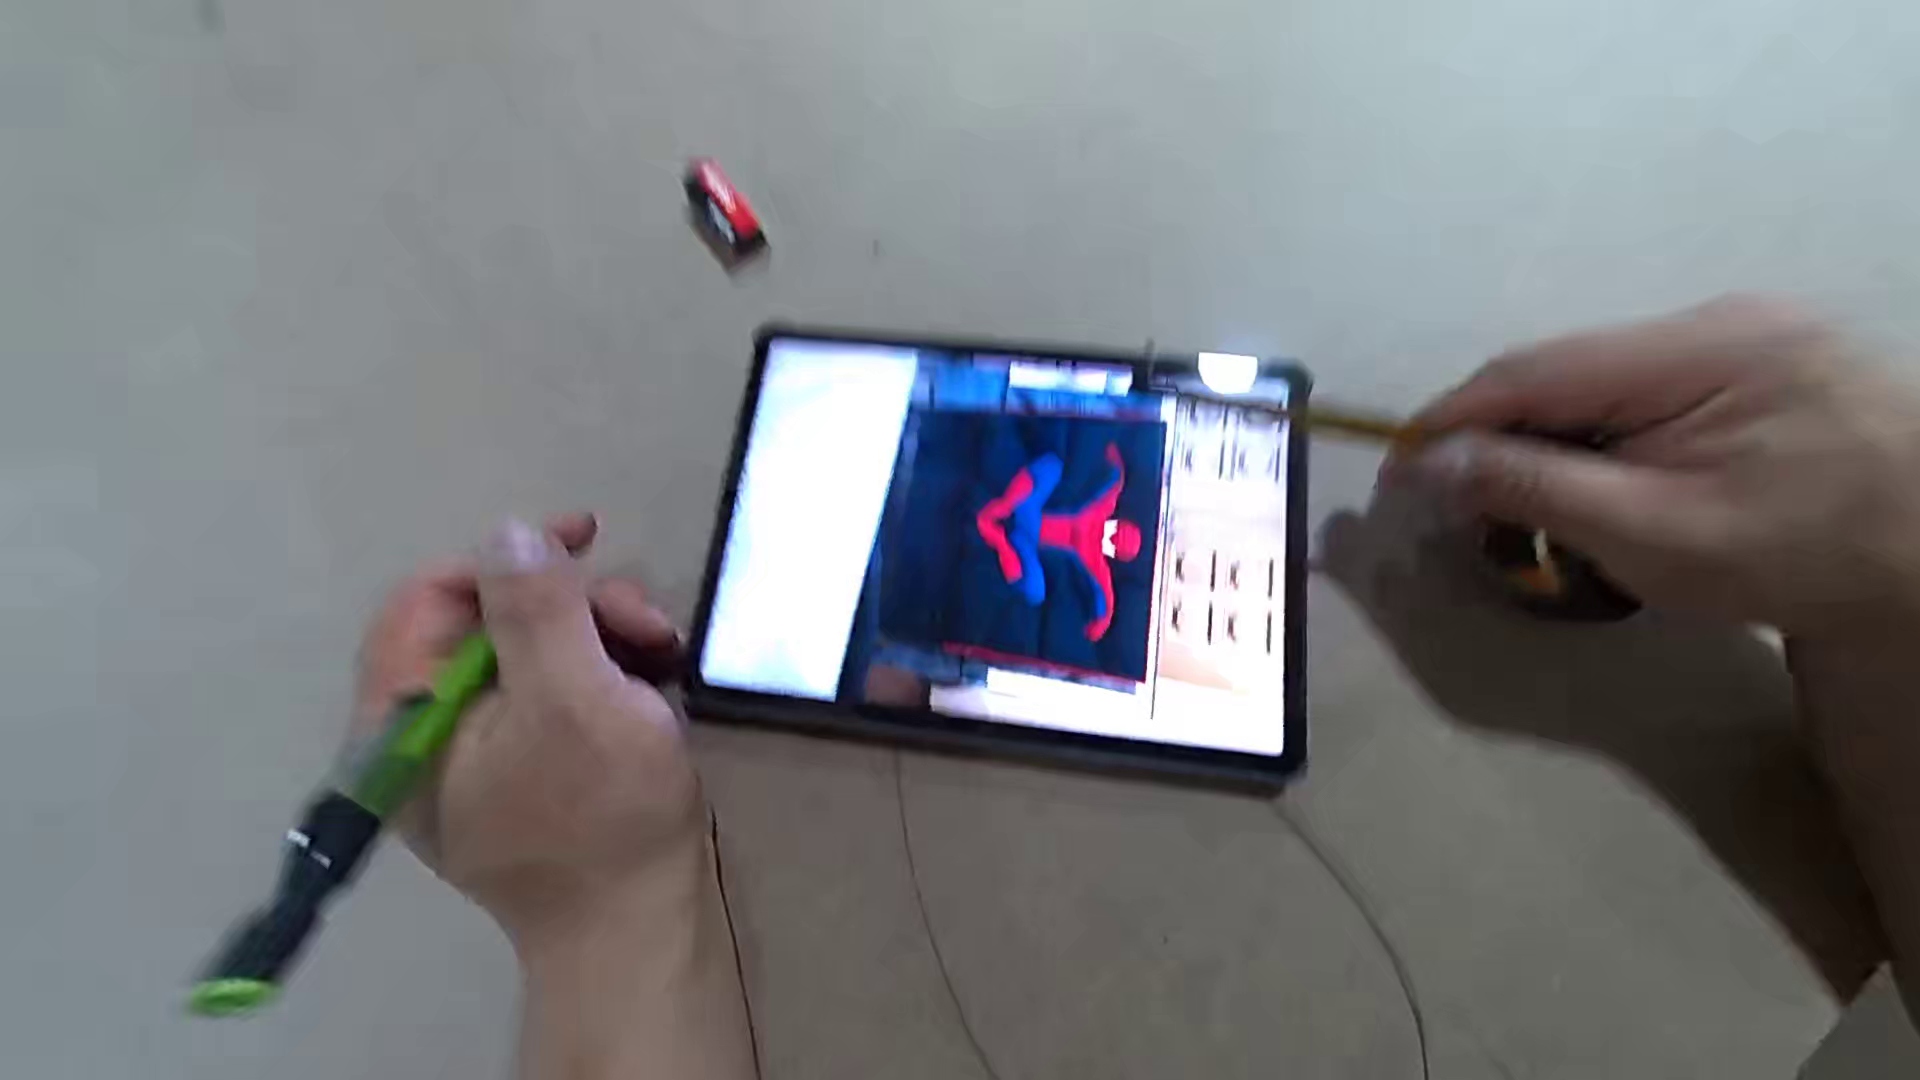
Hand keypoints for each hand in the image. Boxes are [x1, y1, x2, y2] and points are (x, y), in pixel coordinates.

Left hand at [350, 513, 701, 950]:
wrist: (642, 908)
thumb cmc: (607, 809)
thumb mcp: (576, 701)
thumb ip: (539, 614)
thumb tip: (511, 532)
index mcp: (411, 717)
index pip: (431, 600)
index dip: (507, 559)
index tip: (583, 540)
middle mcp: (439, 724)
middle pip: (499, 619)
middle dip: (583, 607)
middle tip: (649, 626)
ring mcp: (494, 739)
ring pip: (545, 643)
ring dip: (610, 633)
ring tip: (665, 654)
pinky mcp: (543, 748)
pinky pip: (569, 677)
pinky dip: (615, 665)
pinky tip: (656, 677)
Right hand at [1394, 295, 1919, 636]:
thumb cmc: (1799, 560)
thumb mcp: (1646, 532)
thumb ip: (1526, 486)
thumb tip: (1424, 462)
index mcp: (1709, 351)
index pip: (1528, 374)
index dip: (1444, 422)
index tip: (1393, 474)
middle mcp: (1711, 324)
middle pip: (1541, 375)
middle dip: (1478, 436)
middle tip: (1445, 498)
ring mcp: (1718, 339)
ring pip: (1562, 385)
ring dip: (1515, 440)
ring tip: (1501, 497)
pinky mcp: (1718, 364)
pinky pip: (1598, 394)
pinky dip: (1557, 439)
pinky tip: (1560, 477)